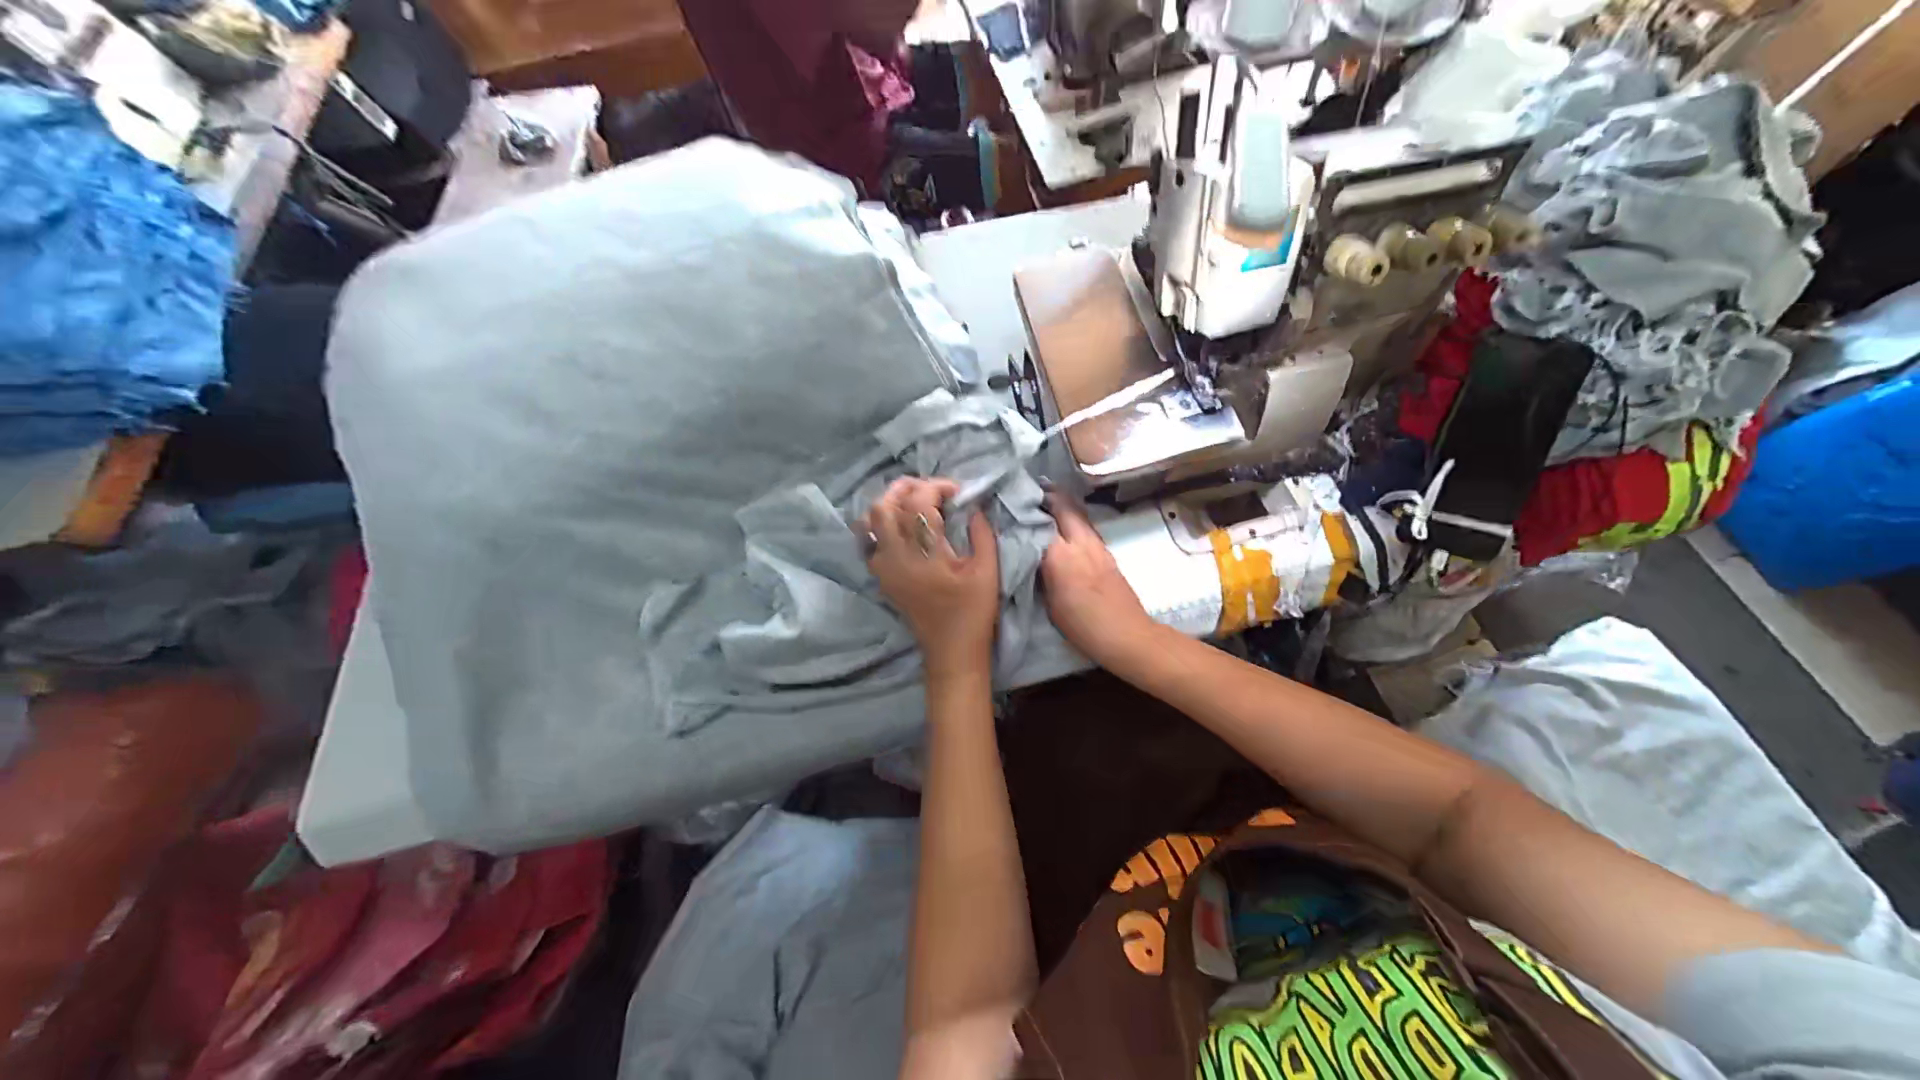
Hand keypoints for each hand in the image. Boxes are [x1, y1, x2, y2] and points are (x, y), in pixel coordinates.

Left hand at [862, 477, 1001, 683]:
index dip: (937, 487)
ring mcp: (883, 566)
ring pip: (870, 521)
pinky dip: (881, 526)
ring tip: (914, 505)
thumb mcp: (987, 571)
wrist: (950, 650)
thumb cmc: (973, 611)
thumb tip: (973, 506)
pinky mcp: (881, 576)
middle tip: (932, 491)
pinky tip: (903, 529)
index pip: (918, 502)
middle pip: (883, 505)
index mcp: (924, 553)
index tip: (957, 492)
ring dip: (890, 504)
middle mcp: (896, 555)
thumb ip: (981, 533)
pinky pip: (869, 541)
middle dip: (907, 488)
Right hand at [1040, 492, 1153, 666]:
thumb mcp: (1049, 602)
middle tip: (1029, 499)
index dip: (1024, 509)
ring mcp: (1098, 545)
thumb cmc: (1083, 625)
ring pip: (1078, 514)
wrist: (1126, 635)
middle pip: (1064, 505)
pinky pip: (1086, 528)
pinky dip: (1072, 522)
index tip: (1009, 505)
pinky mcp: (1107, 553)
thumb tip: (1028, 553)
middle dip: (1047, 498)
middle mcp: (1081, 542)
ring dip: (1061, 508)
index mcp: (1061, 555)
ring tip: (1043, 510)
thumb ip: (1039, 571)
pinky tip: (1063, 533)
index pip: (1039, 520)